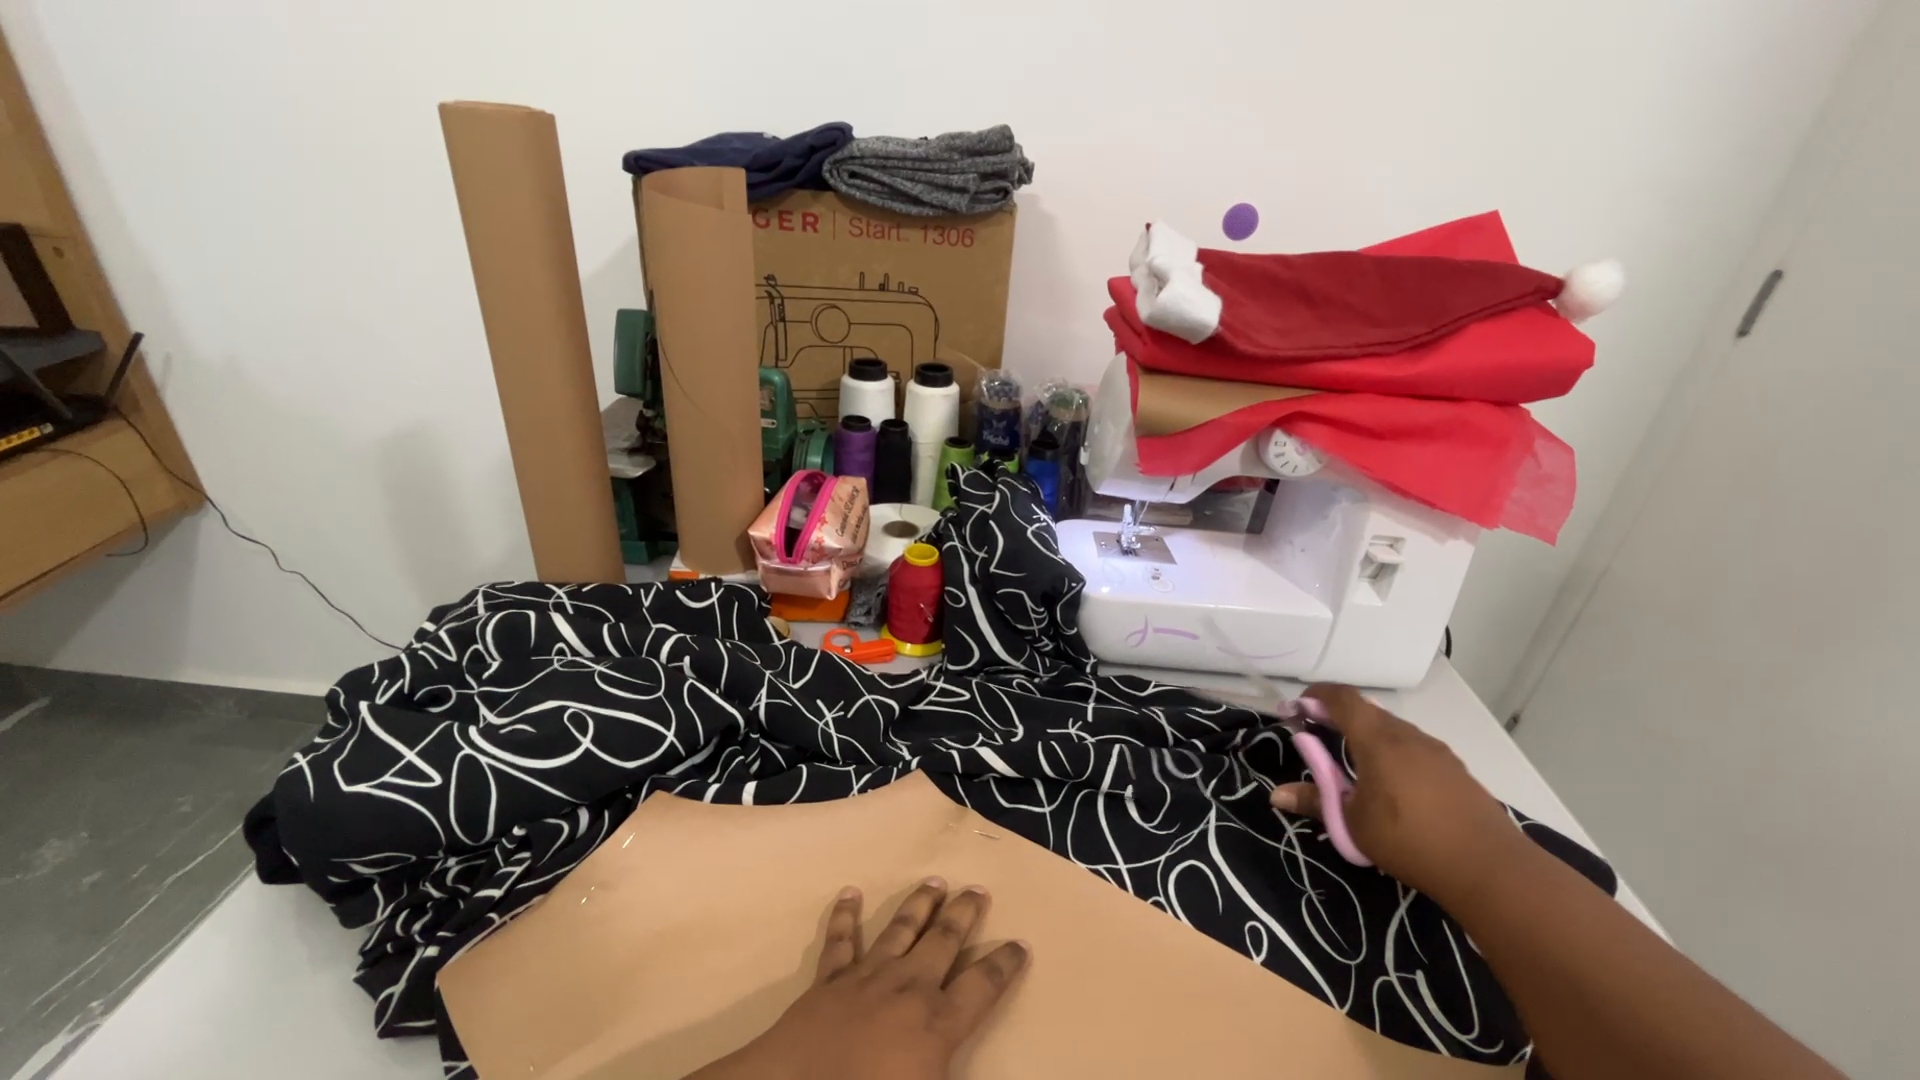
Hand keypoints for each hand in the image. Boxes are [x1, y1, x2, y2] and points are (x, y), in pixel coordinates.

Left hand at [687, 878, 1029, 1079]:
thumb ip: (952, 1072)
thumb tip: (974, 1071)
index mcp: (937, 1022)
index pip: (983, 986)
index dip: (1005, 964)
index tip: (1020, 943)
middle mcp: (909, 987)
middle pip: (944, 942)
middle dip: (964, 914)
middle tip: (978, 889)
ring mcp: (868, 977)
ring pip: (901, 930)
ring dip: (919, 905)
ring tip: (934, 881)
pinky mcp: (831, 979)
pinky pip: (841, 941)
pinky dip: (846, 916)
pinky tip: (850, 893)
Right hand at [1270, 684, 1532, 902]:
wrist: (1488, 866)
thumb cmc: (1408, 839)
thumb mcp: (1352, 823)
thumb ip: (1315, 801)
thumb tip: (1276, 795)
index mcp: (1377, 739)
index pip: (1342, 698)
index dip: (1316, 696)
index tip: (1296, 709)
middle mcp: (1407, 735)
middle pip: (1368, 711)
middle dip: (1339, 717)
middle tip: (1318, 736)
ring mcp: (1436, 751)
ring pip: (1393, 730)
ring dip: (1368, 736)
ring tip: (1353, 765)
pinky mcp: (1456, 770)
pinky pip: (1414, 749)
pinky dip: (1393, 753)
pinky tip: (1393, 785)